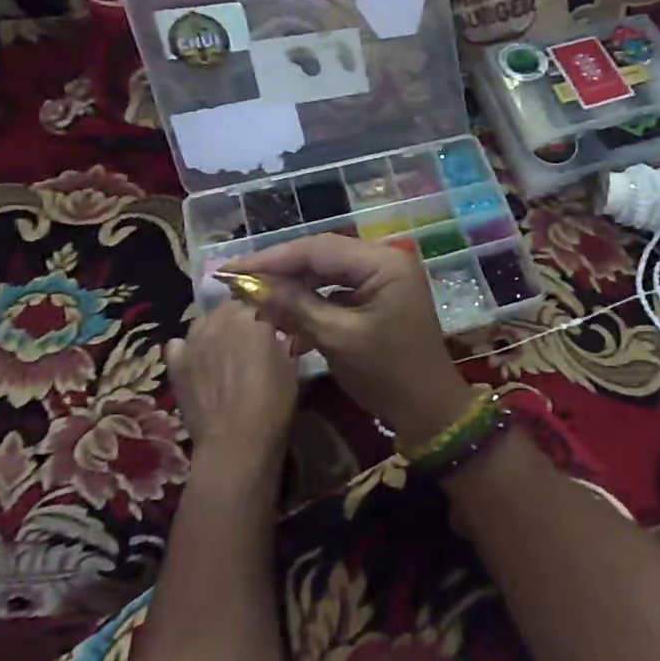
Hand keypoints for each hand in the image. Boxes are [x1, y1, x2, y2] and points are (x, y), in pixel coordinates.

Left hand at [168, 302, 298, 494]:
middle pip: (230, 307)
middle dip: (242, 317)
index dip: (269, 312)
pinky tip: (198, 360)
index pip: (261, 299)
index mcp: (252, 318)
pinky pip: (180, 343)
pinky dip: (189, 347)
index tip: (277, 325)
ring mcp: (193, 341)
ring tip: (225, 347)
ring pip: (204, 321)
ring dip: (216, 328)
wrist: (234, 443)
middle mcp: (219, 321)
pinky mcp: (176, 362)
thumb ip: (285, 342)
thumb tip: (283, 333)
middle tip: (253, 338)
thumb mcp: (292, 369)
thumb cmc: (272, 405)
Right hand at [225, 235, 476, 443]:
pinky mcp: (376, 300)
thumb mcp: (337, 338)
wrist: (429, 412)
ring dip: (293, 294)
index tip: (230, 270)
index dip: (271, 259)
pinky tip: (288, 330)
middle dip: (279, 275)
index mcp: (382, 262)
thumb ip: (295, 306)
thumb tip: (249, 286)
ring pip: (325, 276)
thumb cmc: (388, 374)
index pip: (317, 248)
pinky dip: (312, 309)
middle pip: (320, 258)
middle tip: (237, 287)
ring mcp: (381, 281)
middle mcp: (383, 262)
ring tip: (258, 310)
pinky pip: (336, 294)